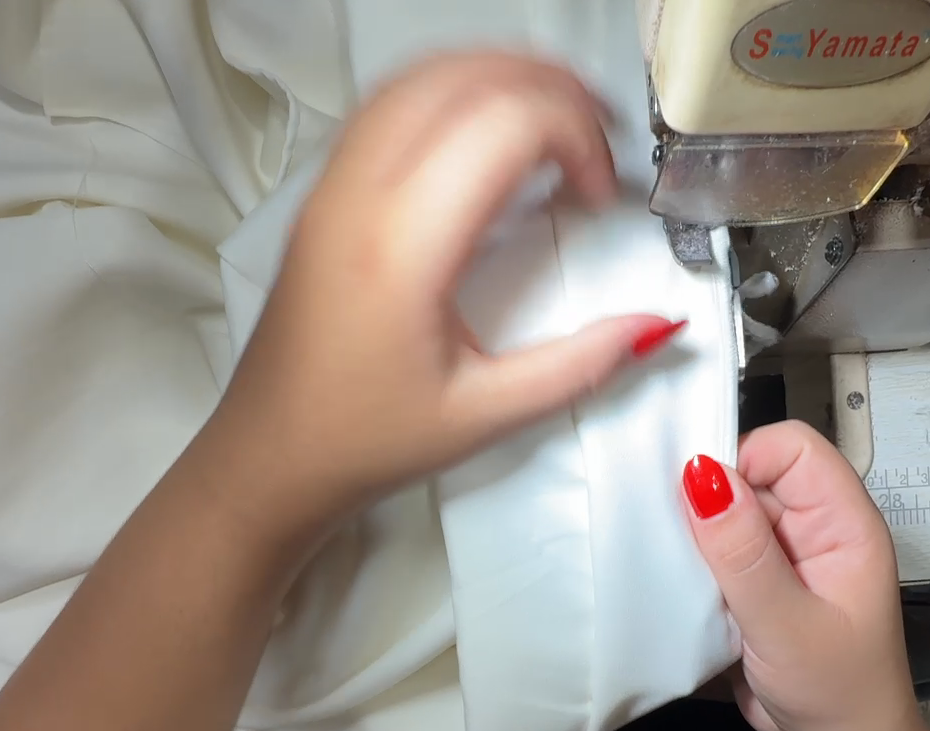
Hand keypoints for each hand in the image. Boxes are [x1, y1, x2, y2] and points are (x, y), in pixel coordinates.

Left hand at [203, 52, 683, 538]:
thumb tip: (657, 326)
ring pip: (420, 75)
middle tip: (598, 139)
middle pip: (465, 76)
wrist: (272, 455)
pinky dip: (452, 94)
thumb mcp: (485, 415)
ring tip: (554, 125)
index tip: (600, 195)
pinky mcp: (322, 195)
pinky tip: (484, 139)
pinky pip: (389, 104)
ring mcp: (330, 185)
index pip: (504, 123)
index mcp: (403, 247)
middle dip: (550, 88)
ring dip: (498, 78)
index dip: (575, 135)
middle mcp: (358, 194)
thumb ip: (580, 367)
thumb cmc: (369, 441)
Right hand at [682, 421, 928, 730]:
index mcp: (843, 523)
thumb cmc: (833, 693)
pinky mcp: (755, 584)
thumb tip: (700, 475)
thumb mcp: (785, 624)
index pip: (792, 449)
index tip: (698, 502)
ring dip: (696, 533)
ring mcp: (782, 557)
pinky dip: (693, 560)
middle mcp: (813, 528)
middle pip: (753, 475)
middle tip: (673, 538)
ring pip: (728, 512)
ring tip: (673, 565)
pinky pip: (717, 550)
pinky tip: (676, 583)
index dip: (743, 459)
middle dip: (709, 498)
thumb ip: (742, 552)